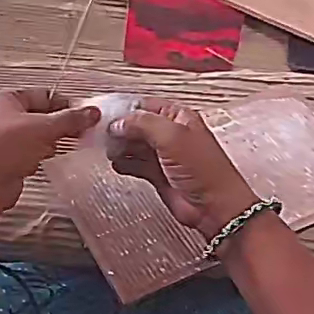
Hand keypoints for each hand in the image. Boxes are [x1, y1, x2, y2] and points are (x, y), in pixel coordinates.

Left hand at [0, 90, 100, 218]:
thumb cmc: (4, 147)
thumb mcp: (44, 127)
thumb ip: (70, 119)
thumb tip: (91, 113)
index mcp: (8, 100)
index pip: (43, 95)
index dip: (64, 103)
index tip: (84, 112)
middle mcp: (3, 118)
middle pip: (39, 116)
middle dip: (60, 124)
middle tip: (82, 130)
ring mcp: (3, 141)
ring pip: (35, 137)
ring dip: (52, 142)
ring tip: (71, 145)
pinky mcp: (6, 162)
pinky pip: (30, 155)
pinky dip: (41, 156)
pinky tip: (50, 160)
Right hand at [106, 99, 257, 238]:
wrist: (213, 207)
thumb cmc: (205, 171)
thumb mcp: (172, 137)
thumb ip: (143, 124)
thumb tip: (118, 122)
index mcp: (178, 118)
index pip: (145, 105)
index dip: (124, 109)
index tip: (104, 114)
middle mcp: (171, 134)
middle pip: (136, 125)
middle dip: (118, 129)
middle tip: (100, 134)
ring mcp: (164, 155)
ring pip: (134, 145)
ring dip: (119, 147)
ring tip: (106, 149)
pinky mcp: (158, 175)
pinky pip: (135, 164)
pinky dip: (124, 164)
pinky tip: (116, 164)